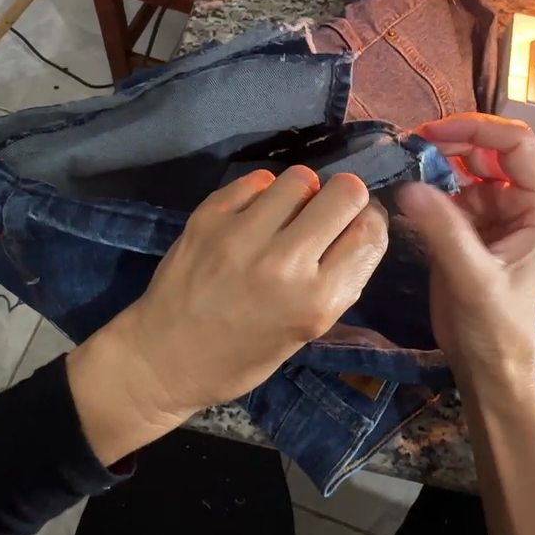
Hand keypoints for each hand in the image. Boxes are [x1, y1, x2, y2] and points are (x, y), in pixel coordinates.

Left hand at [66, 166, 388, 462]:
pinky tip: (253, 215)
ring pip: (301, 177)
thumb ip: (336, 280)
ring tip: (286, 213)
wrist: (163, 357)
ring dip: (301, 192)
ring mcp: (243, 234)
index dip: (370, 220)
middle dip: (343, 198)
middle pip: (345, 192)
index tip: (357, 222)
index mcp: (316, 301)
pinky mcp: (210, 215)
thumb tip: (359, 224)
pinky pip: (257, 180)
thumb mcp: (305, 333)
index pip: (370, 232)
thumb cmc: (240, 357)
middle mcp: (284, 263)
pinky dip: (262, 192)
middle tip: (326, 212)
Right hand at [397, 115, 534, 395]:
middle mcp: (522, 202)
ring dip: (439, 158)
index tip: (433, 132)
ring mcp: (496, 212)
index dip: (477, 128)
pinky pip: (449, 189)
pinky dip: (429, 182)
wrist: (485, 365)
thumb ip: (443, 230)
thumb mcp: (472, 278)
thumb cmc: (494, 325)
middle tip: (410, 143)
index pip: (516, 144)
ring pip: (467, 165)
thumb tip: (408, 185)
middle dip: (453, 139)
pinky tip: (407, 185)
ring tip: (405, 159)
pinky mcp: (471, 225)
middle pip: (490, 148)